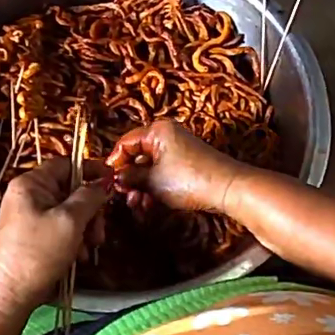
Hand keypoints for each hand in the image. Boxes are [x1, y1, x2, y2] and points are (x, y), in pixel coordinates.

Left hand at [0, 157, 111, 312]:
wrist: (9, 293)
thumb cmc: (37, 253)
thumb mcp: (70, 222)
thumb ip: (89, 197)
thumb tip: (104, 181)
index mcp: (30, 184)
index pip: (65, 164)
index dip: (91, 169)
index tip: (112, 179)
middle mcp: (27, 195)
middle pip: (70, 190)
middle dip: (90, 209)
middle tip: (99, 230)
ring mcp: (28, 215)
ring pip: (68, 211)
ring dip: (85, 228)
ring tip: (89, 248)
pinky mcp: (32, 235)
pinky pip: (60, 228)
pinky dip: (73, 239)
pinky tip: (78, 256)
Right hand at [106, 120, 249, 215]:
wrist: (226, 189)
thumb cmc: (188, 179)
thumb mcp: (152, 180)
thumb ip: (130, 177)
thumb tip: (115, 178)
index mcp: (156, 131)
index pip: (125, 143)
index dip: (114, 163)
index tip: (108, 181)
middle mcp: (165, 136)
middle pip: (136, 156)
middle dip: (129, 179)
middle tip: (124, 195)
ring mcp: (176, 150)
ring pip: (148, 168)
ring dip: (140, 187)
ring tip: (138, 203)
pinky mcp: (184, 165)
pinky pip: (161, 174)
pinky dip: (154, 188)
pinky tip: (150, 204)